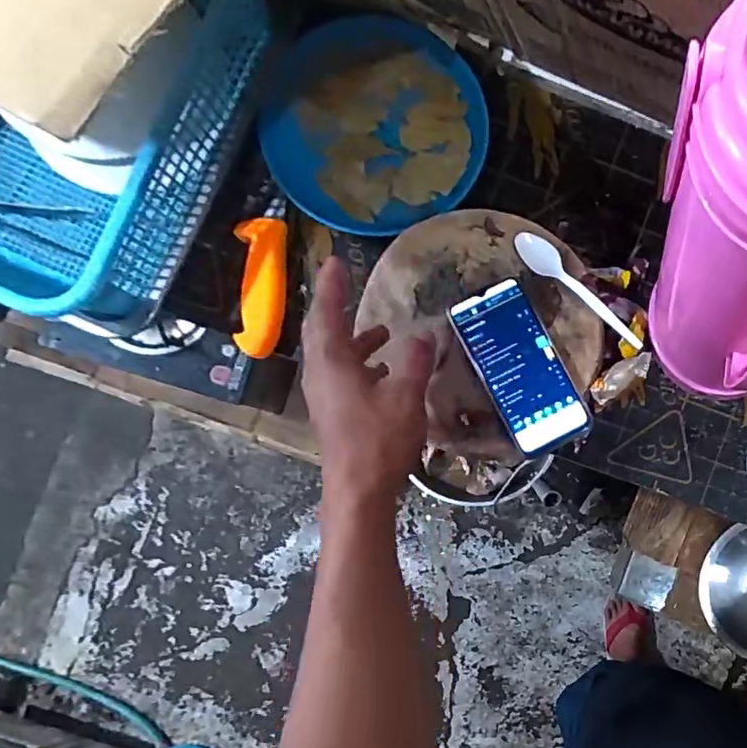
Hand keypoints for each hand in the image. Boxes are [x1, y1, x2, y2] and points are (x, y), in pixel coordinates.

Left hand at [300, 257, 434, 516]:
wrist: (359, 485)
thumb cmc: (380, 438)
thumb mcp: (407, 396)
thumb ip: (415, 361)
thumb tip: (425, 333)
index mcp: (332, 362)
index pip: (328, 314)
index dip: (334, 287)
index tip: (337, 262)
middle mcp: (321, 373)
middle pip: (325, 333)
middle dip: (341, 311)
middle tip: (354, 291)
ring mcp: (326, 394)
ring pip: (336, 356)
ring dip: (357, 341)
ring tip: (384, 333)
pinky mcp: (336, 411)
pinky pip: (344, 375)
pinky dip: (363, 364)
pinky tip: (386, 372)